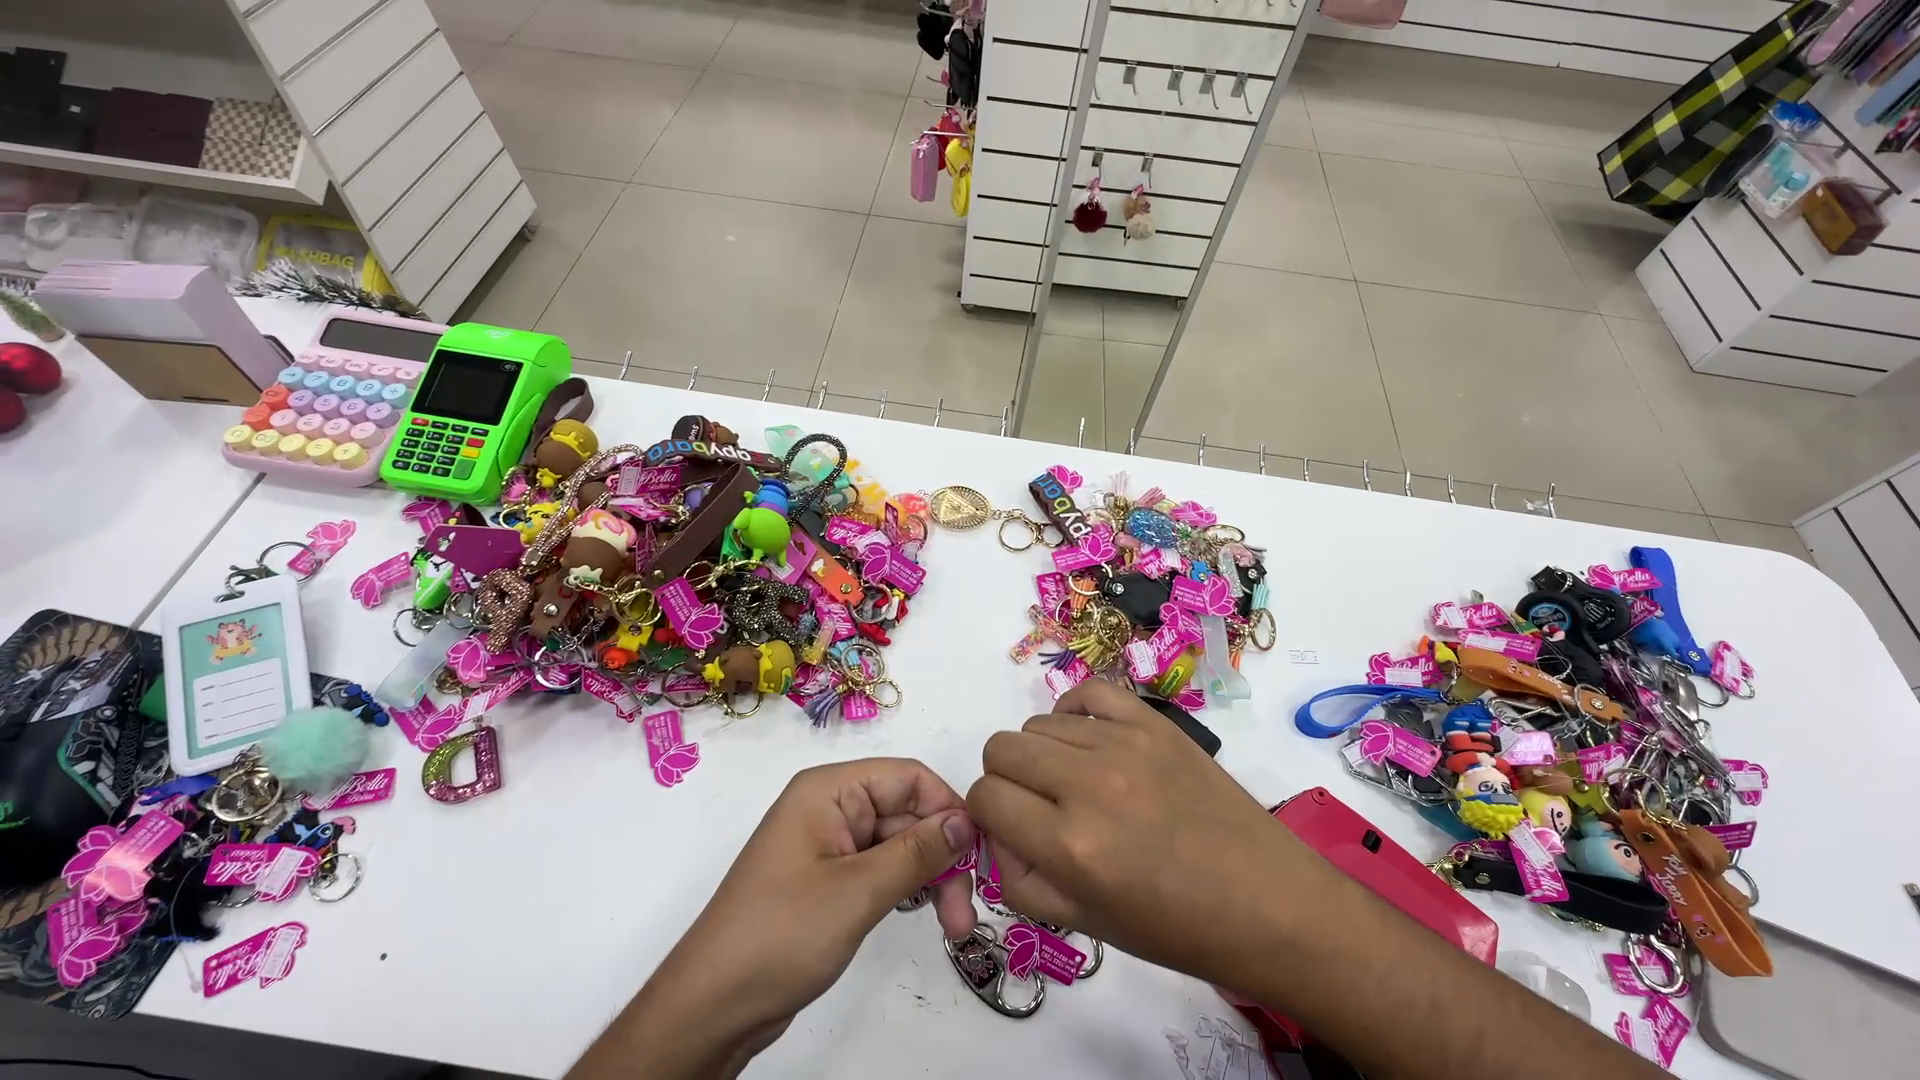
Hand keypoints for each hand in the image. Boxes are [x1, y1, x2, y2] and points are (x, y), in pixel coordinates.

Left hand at [572, 759, 976, 1079]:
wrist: (713, 1005)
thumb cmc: (780, 936)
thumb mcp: (857, 892)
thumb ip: (917, 852)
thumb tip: (967, 821)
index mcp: (828, 790)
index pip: (909, 777)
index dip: (949, 810)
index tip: (979, 859)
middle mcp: (829, 807)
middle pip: (908, 812)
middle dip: (943, 856)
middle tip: (966, 914)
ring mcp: (828, 844)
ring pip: (900, 843)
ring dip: (931, 877)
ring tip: (953, 926)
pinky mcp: (829, 878)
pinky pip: (882, 867)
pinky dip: (907, 888)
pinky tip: (924, 915)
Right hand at [966, 679, 1309, 986]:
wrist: (1267, 902)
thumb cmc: (1175, 927)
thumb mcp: (1083, 921)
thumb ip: (1018, 878)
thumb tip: (997, 830)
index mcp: (1069, 845)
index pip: (984, 797)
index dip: (988, 816)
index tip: (1014, 829)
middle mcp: (1090, 784)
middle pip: (1001, 748)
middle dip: (1006, 780)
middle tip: (1040, 807)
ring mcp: (1126, 744)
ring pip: (1039, 722)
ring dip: (1043, 753)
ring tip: (1078, 783)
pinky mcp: (1155, 723)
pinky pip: (1088, 691)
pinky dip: (1074, 713)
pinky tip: (1089, 741)